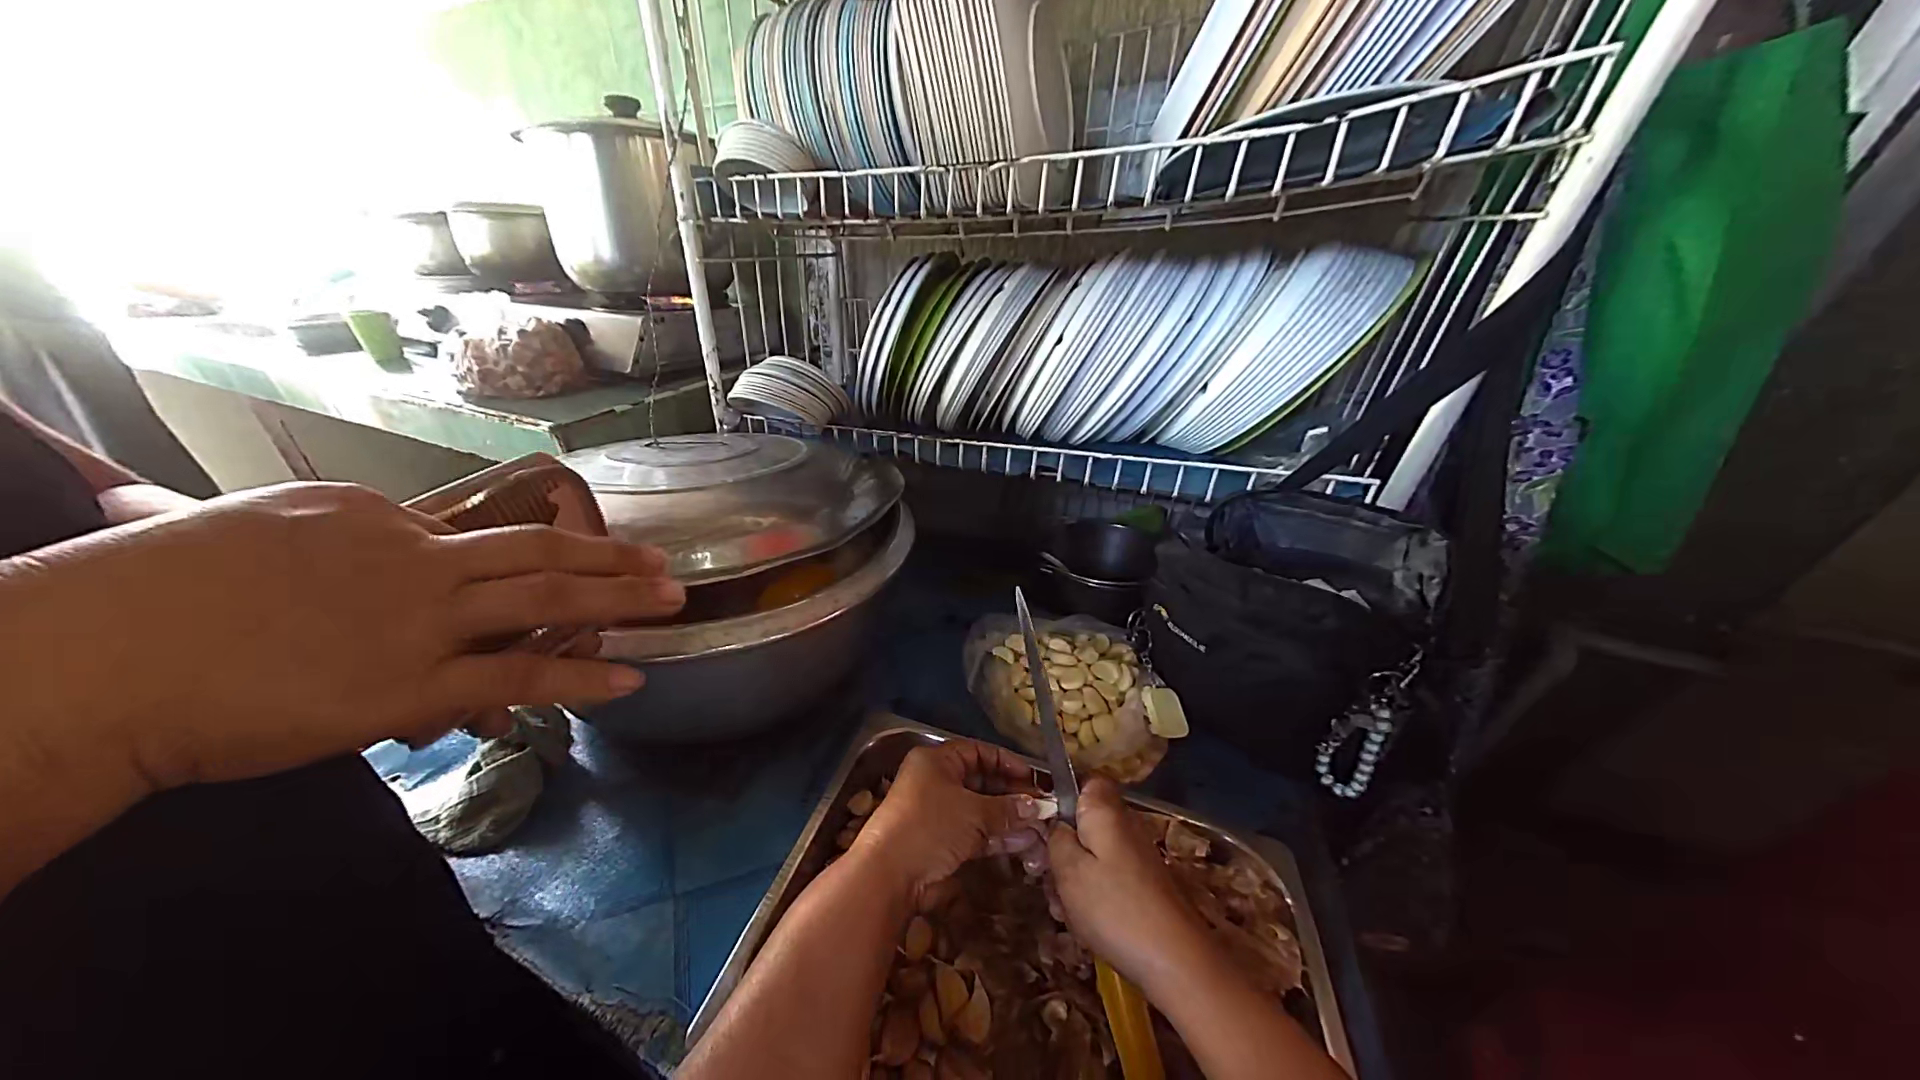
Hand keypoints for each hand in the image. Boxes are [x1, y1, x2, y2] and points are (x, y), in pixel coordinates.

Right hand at [7, 482, 685, 791]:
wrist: (75, 666)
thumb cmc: (146, 601)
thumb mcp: (256, 536)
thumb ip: (340, 543)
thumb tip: (394, 545)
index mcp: (376, 516)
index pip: (479, 537)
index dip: (535, 555)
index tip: (578, 566)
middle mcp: (413, 556)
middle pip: (541, 551)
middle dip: (613, 558)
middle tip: (665, 565)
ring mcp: (420, 620)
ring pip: (548, 600)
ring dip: (621, 601)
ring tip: (672, 603)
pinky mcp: (411, 683)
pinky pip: (521, 674)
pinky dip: (582, 675)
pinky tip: (629, 678)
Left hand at [851, 739, 1044, 909]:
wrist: (889, 874)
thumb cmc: (930, 826)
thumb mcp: (973, 812)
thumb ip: (1007, 808)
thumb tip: (1035, 806)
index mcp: (936, 761)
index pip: (978, 752)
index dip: (1007, 763)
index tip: (1032, 779)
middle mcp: (935, 782)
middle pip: (980, 782)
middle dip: (1011, 795)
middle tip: (1040, 807)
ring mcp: (936, 813)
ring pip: (978, 810)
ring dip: (1007, 819)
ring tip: (1037, 828)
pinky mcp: (938, 841)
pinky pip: (972, 832)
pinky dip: (994, 836)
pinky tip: (1021, 843)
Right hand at [1046, 776, 1217, 993]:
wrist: (1176, 961)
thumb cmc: (1114, 908)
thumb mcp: (1068, 870)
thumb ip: (1057, 838)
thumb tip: (1058, 823)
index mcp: (1106, 811)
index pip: (1085, 780)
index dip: (1061, 795)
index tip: (1044, 824)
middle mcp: (1126, 825)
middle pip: (1085, 821)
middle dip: (1062, 844)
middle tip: (1045, 876)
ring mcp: (1138, 856)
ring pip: (1094, 852)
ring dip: (1073, 875)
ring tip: (1062, 909)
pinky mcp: (1144, 885)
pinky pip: (1109, 877)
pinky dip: (1093, 894)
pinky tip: (1083, 924)